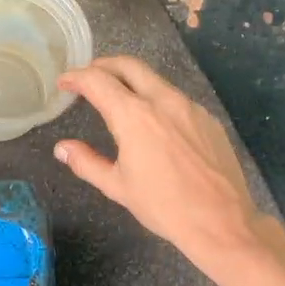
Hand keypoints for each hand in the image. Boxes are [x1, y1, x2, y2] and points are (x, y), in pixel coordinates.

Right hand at [55, 56, 270, 272]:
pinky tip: (153, 122)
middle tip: (87, 77)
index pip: (98, 82)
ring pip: (155, 80)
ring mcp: (190, 107)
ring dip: (131, 80)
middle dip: (103, 65)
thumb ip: (86, 162)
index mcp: (134, 116)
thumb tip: (62, 148)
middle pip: (128, 66)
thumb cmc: (163, 206)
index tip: (63, 82)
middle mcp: (163, 101)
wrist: (221, 220)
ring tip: (117, 97)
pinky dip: (155, 99)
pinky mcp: (208, 118)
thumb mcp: (117, 187)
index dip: (76, 77)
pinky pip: (176, 98)